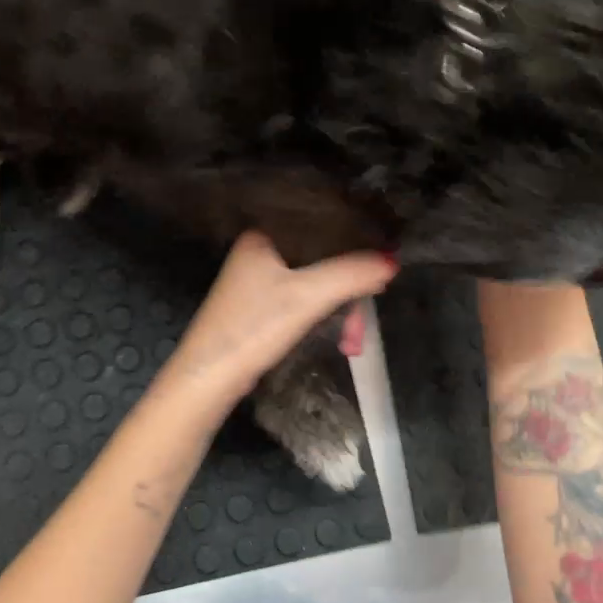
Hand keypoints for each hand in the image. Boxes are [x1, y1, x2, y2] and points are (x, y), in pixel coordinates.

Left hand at [160, 232, 398, 402]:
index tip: (382, 261)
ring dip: (338, 310)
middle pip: (320, 259)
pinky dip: (321, 319)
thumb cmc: (254, 326)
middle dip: (347, 290)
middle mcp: (257, 253)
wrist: (209, 378)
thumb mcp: (308, 296)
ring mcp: (256, 283)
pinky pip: (302, 304)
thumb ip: (351, 274)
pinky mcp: (259, 310)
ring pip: (313, 284)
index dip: (352, 241)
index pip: (317, 224)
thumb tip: (393, 260)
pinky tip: (340, 338)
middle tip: (362, 318)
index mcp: (262, 236)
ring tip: (352, 340)